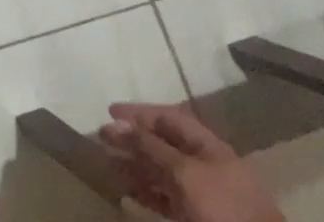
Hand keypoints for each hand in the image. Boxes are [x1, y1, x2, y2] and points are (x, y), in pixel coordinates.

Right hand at [99, 103, 283, 221]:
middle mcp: (205, 165)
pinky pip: (165, 197)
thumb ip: (150, 146)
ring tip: (108, 164)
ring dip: (134, 166)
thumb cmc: (221, 205)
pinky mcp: (196, 215)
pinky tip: (127, 192)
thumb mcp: (183, 171)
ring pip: (162, 171)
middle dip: (132, 139)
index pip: (170, 119)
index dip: (140, 112)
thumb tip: (117, 123)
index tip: (110, 111)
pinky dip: (145, 192)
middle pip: (163, 144)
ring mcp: (202, 192)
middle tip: (102, 137)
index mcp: (209, 147)